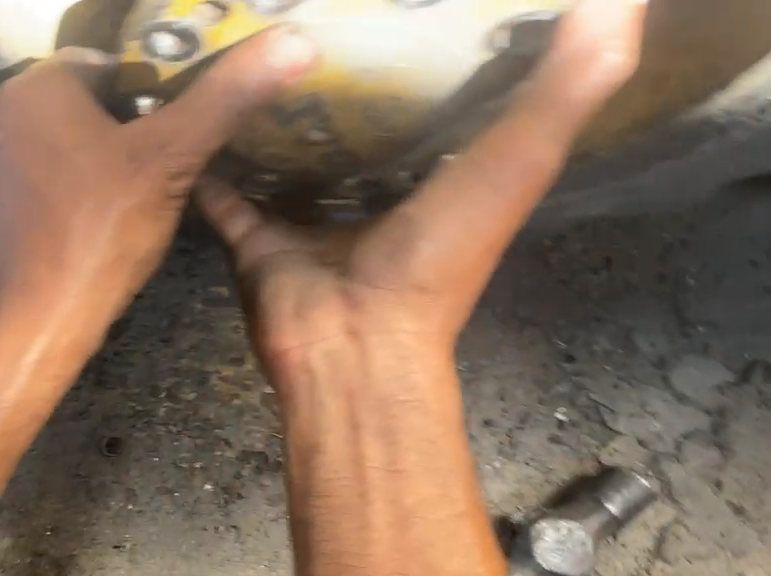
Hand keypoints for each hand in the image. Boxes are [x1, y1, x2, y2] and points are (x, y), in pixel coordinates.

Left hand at [0, 29, 319, 364]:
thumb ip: (227, 97)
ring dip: (101, 163)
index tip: (177, 132)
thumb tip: (296, 39)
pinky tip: (99, 224)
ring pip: (64, 146)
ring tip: (136, 199)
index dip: (151, 94)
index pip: (110, 64)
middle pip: (85, 106)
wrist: (39, 324)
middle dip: (126, 129)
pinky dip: (72, 193)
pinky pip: (44, 183)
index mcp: (34, 87)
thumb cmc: (101, 235)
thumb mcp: (172, 159)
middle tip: (164, 168)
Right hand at [196, 0, 648, 395]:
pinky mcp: (258, 246)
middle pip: (356, 132)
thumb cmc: (437, 260)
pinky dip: (213, 175)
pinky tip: (200, 126)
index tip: (413, 3)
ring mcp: (309, 226)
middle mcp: (370, 201)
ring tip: (257, 58)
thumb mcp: (520, 161)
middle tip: (321, 17)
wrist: (355, 345)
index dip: (431, 51)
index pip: (435, 102)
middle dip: (344, 83)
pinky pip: (229, 205)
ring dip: (276, 123)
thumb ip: (570, 83)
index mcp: (437, 181)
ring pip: (288, 162)